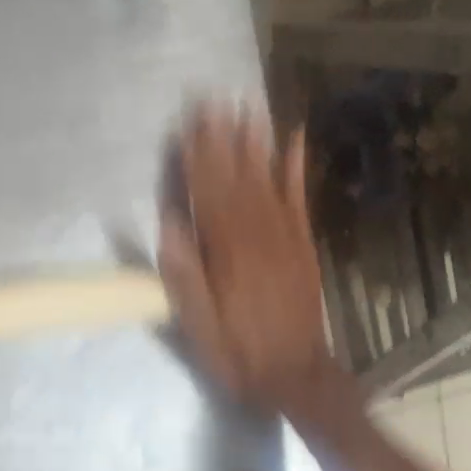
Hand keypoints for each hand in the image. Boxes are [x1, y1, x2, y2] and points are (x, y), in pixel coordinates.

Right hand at [159, 103, 338, 411]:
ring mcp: (283, 236)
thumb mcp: (197, 325)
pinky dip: (294, 166)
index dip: (194, 156)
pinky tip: (292, 136)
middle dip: (220, 136)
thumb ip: (183, 273)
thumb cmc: (237, 354)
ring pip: (265, 177)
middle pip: (234, 175)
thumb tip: (167, 224)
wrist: (295, 374)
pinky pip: (298, 196)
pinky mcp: (302, 244)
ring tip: (244, 103)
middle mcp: (256, 233)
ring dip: (253, 140)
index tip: (185, 121)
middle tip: (211, 96)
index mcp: (225, 252)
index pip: (205, 192)